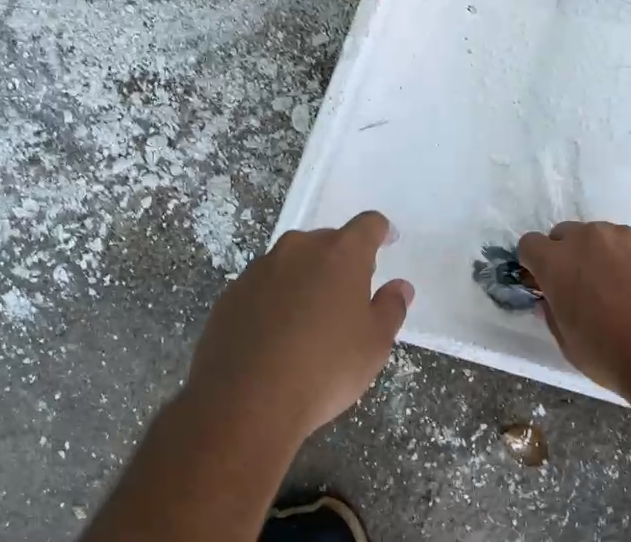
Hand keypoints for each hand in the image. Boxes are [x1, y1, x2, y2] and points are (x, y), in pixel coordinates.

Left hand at [181, 210, 412, 441]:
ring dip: (306, 278)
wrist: (244, 404)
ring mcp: (260, 270)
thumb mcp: (375, 345)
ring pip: (292, 262)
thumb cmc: (324, 369)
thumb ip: (391, 308)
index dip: (381, 232)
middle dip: (341, 260)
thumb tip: (399, 287)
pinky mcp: (231, 295)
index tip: (387, 243)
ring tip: (310, 317)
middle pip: (328, 240)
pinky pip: (263, 285)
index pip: (368, 225)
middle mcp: (299, 249)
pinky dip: (275, 298)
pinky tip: (276, 334)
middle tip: (350, 293)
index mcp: (340, 253)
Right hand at [516, 221, 630, 396]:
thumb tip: (549, 302)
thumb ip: (552, 314)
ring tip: (612, 287)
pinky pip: (623, 242)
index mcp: (556, 262)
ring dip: (594, 253)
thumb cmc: (608, 353)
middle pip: (562, 234)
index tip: (543, 283)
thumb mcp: (567, 343)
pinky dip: (622, 257)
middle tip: (578, 286)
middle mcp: (585, 239)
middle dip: (563, 254)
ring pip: (595, 236)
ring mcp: (619, 236)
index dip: (533, 263)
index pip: (530, 244)